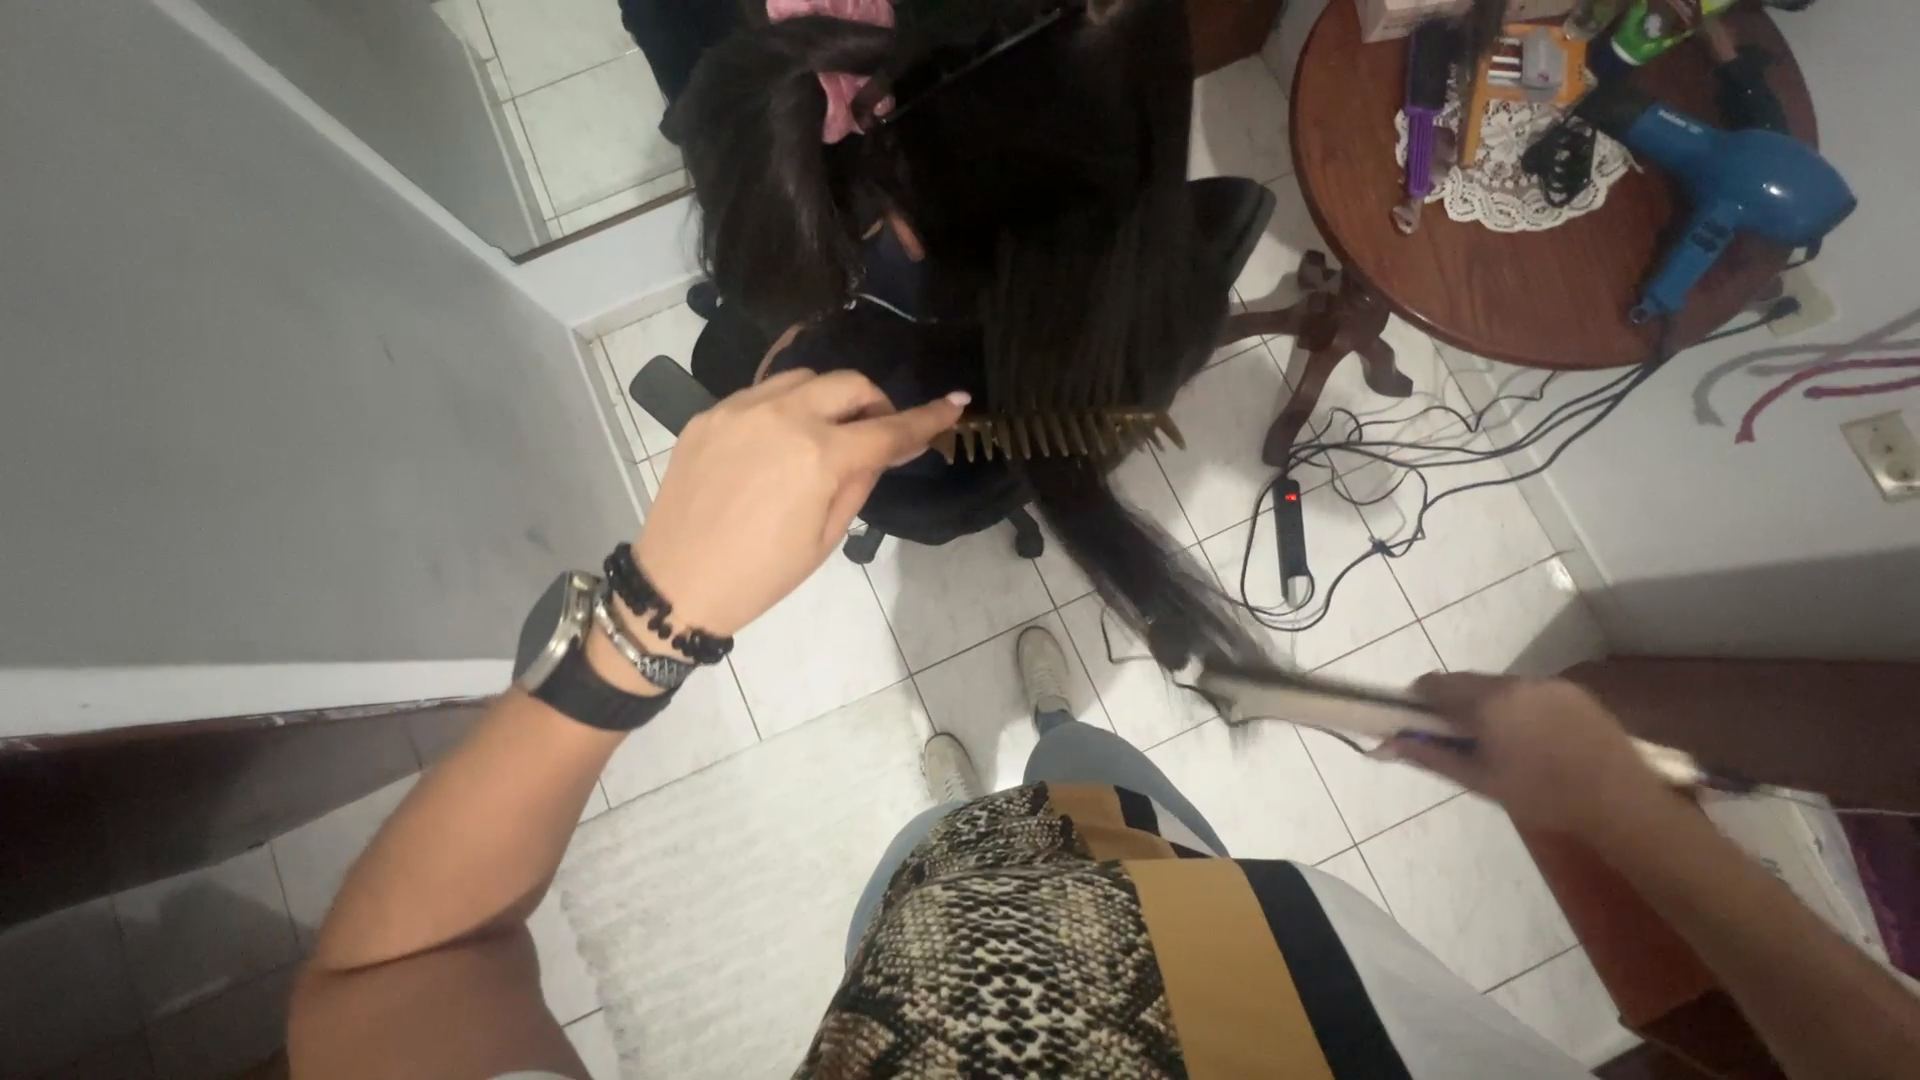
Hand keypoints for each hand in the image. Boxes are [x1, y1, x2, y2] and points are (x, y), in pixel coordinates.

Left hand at [634, 370, 965, 639]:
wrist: (678, 584)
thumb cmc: (762, 575)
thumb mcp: (826, 537)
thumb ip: (861, 481)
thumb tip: (888, 448)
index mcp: (818, 456)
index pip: (887, 429)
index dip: (927, 418)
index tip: (955, 405)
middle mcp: (782, 417)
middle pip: (848, 384)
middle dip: (875, 402)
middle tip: (876, 431)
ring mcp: (740, 409)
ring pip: (804, 378)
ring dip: (829, 397)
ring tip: (827, 432)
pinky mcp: (709, 414)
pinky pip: (762, 392)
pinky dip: (787, 406)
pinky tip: (781, 440)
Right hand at [1383, 673, 1675, 837]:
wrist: (1623, 805)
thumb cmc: (1541, 796)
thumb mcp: (1477, 780)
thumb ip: (1428, 755)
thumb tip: (1382, 744)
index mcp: (1486, 701)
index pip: (1432, 683)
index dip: (1419, 700)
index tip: (1422, 724)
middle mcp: (1513, 682)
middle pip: (1465, 681)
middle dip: (1454, 702)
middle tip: (1460, 737)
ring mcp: (1546, 684)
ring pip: (1496, 685)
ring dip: (1486, 703)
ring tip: (1500, 740)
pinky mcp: (1572, 691)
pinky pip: (1528, 690)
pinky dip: (1517, 706)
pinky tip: (1532, 737)